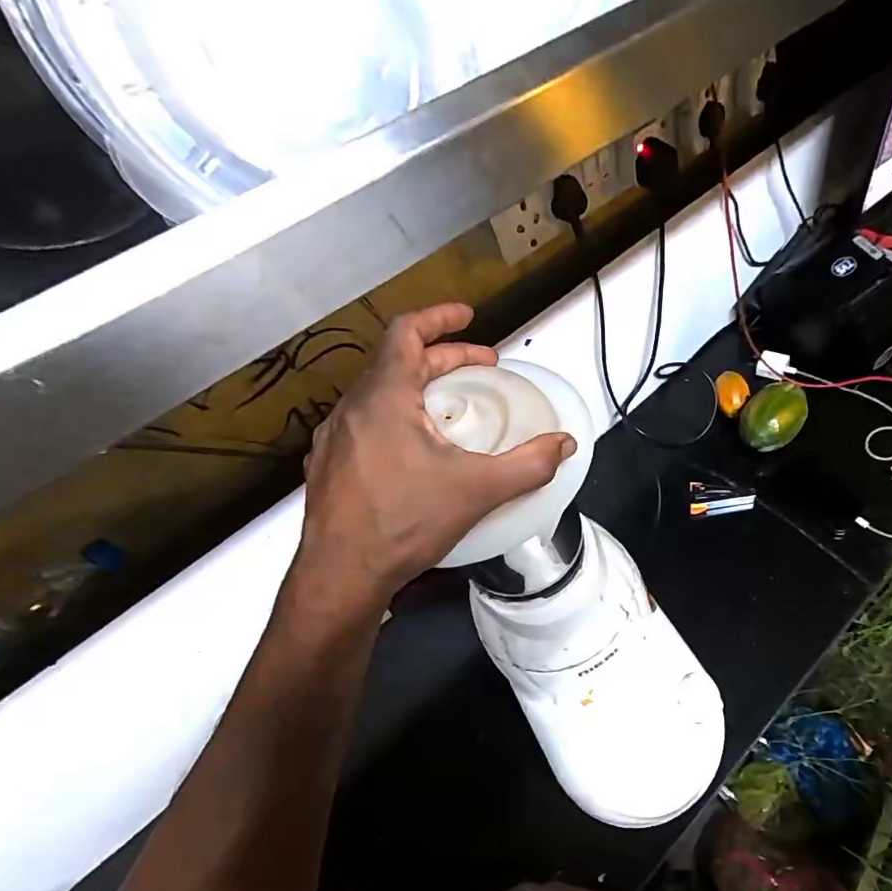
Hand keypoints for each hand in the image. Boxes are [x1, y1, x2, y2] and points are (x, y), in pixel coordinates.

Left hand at [299, 304, 574, 603]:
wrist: (341, 574)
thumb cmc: (404, 522)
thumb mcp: (477, 490)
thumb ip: (528, 465)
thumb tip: (564, 444)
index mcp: (383, 397)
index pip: (406, 332)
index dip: (440, 317)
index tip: (468, 316)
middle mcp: (351, 408)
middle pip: (398, 363)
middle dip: (444, 360)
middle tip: (482, 370)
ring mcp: (334, 438)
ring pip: (379, 395)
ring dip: (418, 390)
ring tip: (452, 411)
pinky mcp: (327, 467)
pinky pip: (365, 425)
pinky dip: (395, 420)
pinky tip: (415, 453)